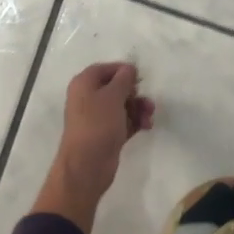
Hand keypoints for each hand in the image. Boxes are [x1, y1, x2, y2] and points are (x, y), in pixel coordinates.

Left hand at [31, 63, 154, 232]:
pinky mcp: (106, 134)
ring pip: (122, 106)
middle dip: (134, 93)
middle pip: (115, 88)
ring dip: (138, 108)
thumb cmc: (97, 124)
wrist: (87, 165)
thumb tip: (129, 68)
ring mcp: (97, 118)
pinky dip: (135, 121)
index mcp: (84, 84)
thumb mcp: (112, 96)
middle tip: (146, 100)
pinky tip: (147, 126)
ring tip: (149, 117)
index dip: (122, 70)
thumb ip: (123, 79)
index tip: (140, 77)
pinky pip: (124, 122)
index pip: (105, 69)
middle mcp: (88, 98)